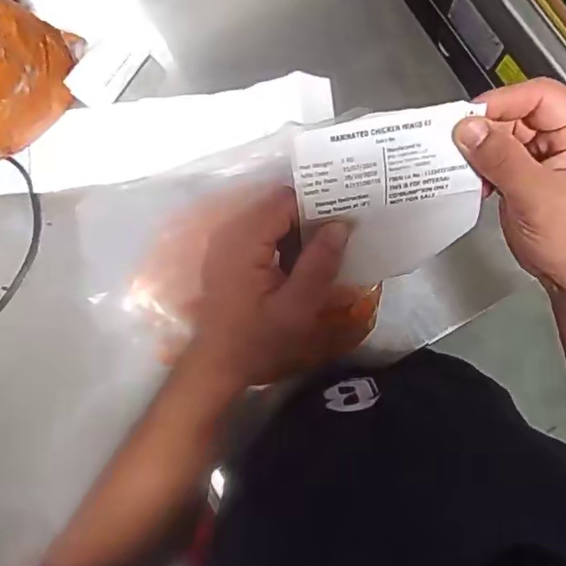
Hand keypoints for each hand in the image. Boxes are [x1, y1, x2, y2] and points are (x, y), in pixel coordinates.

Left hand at [184, 186, 351, 387]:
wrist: (218, 365)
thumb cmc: (257, 340)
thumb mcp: (297, 306)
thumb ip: (319, 263)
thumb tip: (340, 225)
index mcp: (245, 241)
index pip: (285, 200)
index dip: (317, 204)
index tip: (347, 216)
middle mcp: (231, 234)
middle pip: (277, 207)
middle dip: (311, 217)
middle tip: (345, 234)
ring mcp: (227, 245)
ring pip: (271, 222)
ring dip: (299, 233)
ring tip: (329, 251)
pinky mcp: (229, 259)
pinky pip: (262, 238)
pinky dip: (284, 245)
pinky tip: (303, 266)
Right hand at [453, 78, 565, 300]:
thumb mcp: (536, 197)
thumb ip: (501, 158)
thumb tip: (469, 128)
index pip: (539, 96)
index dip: (500, 103)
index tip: (466, 120)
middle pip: (520, 113)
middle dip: (487, 131)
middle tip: (458, 146)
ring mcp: (553, 155)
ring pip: (507, 135)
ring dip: (484, 152)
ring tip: (468, 169)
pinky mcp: (534, 172)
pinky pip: (503, 157)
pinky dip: (486, 167)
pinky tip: (477, 181)